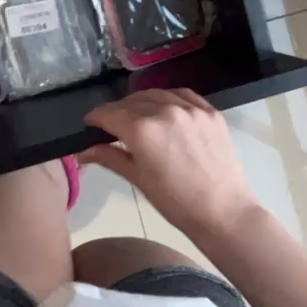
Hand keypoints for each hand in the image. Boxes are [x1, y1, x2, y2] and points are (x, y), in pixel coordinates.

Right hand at [80, 89, 261, 237]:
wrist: (223, 212)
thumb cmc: (176, 202)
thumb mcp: (138, 179)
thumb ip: (109, 157)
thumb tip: (82, 151)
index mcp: (142, 130)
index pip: (109, 113)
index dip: (95, 118)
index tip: (90, 124)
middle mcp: (165, 111)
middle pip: (130, 102)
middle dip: (117, 112)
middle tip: (113, 126)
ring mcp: (191, 109)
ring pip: (156, 94)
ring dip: (141, 102)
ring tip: (138, 117)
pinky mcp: (210, 111)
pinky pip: (182, 94)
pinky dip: (168, 98)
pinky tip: (165, 109)